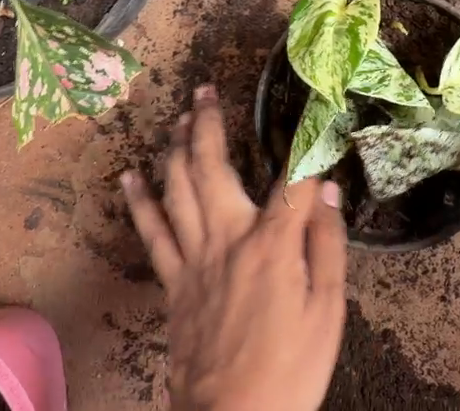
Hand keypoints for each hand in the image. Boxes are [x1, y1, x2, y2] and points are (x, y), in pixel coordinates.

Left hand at [121, 85, 347, 410]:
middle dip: (209, 123)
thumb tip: (327, 188)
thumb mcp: (328, 311)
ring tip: (178, 117)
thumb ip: (327, 244)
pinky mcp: (173, 282)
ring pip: (177, 188)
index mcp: (272, 244)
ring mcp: (194, 259)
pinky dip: (140, 201)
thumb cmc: (290, 369)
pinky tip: (131, 176)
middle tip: (206, 90)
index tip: (313, 114)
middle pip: (212, 167)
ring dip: (176, 147)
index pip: (292, 179)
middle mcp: (227, 238)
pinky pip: (151, 232)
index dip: (305, 144)